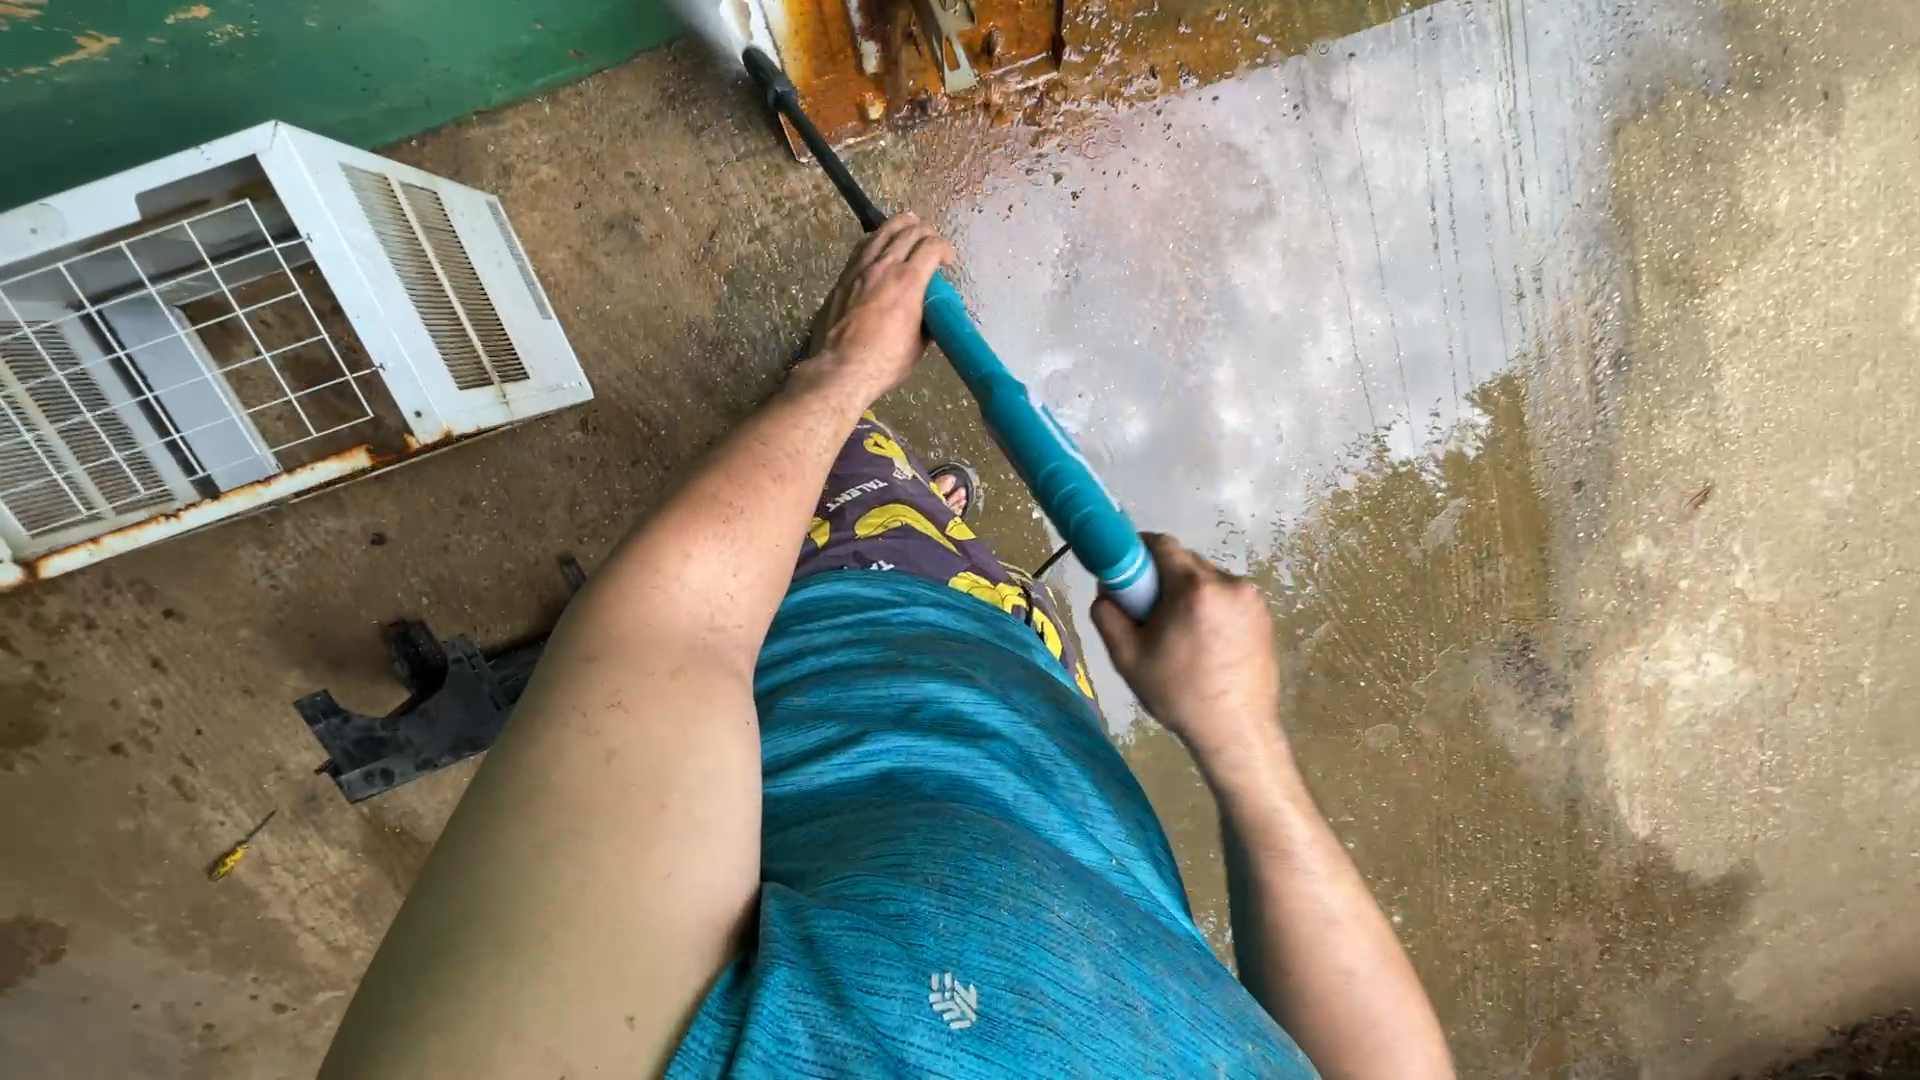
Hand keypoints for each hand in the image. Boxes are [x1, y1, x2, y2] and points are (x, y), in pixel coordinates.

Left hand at [792, 213, 955, 405]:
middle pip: (909, 231)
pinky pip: (864, 245)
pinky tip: (881, 242)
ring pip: (883, 231)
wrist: (842, 367)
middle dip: (926, 232)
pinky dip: (878, 238)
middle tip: (932, 242)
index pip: (932, 246)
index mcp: (909, 282)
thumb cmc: (885, 361)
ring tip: (910, 225)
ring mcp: (861, 268)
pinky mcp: (845, 276)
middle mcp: (885, 266)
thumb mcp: (918, 344)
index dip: (945, 248)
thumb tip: (931, 315)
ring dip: (900, 225)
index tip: (948, 260)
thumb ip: (928, 321)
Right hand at [1090, 534, 1286, 778]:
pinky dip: (1209, 607)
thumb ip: (1107, 614)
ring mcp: (1252, 600)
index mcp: (1194, 589)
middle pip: (1185, 561)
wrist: (1236, 731)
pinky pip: (1226, 596)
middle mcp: (1229, 583)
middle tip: (1149, 612)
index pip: (1161, 544)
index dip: (1138, 551)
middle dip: (1162, 578)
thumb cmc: (1178, 694)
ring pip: (1206, 579)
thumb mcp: (1127, 657)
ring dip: (1187, 593)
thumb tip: (1107, 589)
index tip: (1126, 573)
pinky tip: (1203, 642)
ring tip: (1179, 633)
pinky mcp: (1264, 616)